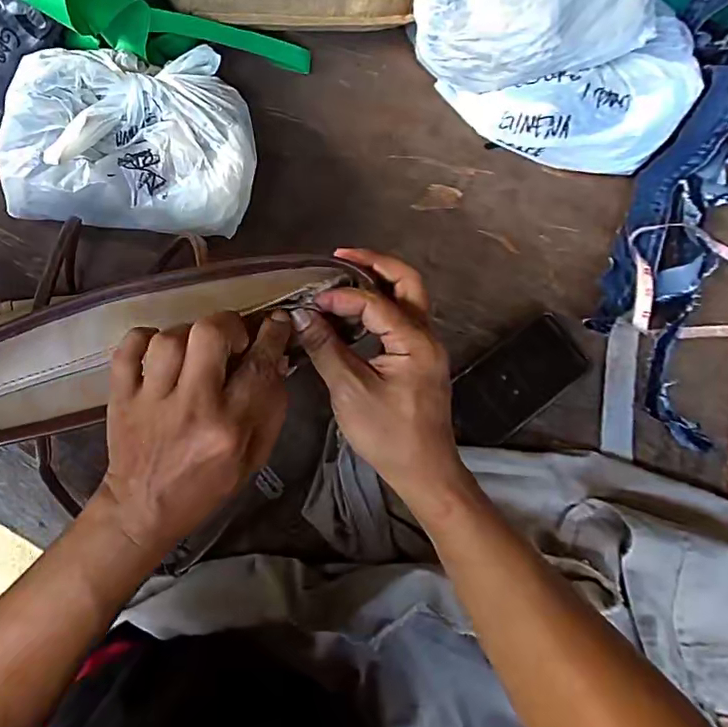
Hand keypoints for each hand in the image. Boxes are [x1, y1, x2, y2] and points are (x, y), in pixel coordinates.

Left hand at [94, 311, 292, 557]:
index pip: (258, 364)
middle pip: (209, 333)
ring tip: (192, 351)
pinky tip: (156, 350)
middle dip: (227, 324)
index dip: (271, 334)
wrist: (143, 508)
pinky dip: (143, 337)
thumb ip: (270, 407)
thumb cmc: (204, 485)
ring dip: (187, 335)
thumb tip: (275, 358)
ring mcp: (150, 400)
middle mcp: (191, 407)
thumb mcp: (253, 457)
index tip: (275, 322)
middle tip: (229, 339)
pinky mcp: (120, 396)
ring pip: (170, 338)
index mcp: (230, 427)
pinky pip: (128, 348)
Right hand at [291, 249, 464, 500]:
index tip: (310, 303)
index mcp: (414, 341)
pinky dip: (377, 305)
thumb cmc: (387, 433)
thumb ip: (325, 347)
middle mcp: (426, 336)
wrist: (423, 470)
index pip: (374, 302)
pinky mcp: (417, 358)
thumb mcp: (350, 390)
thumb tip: (301, 314)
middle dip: (374, 263)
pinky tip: (351, 313)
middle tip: (339, 255)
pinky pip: (400, 317)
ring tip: (342, 277)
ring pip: (407, 298)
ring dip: (377, 282)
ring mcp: (424, 347)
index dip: (340, 297)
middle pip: (407, 282)